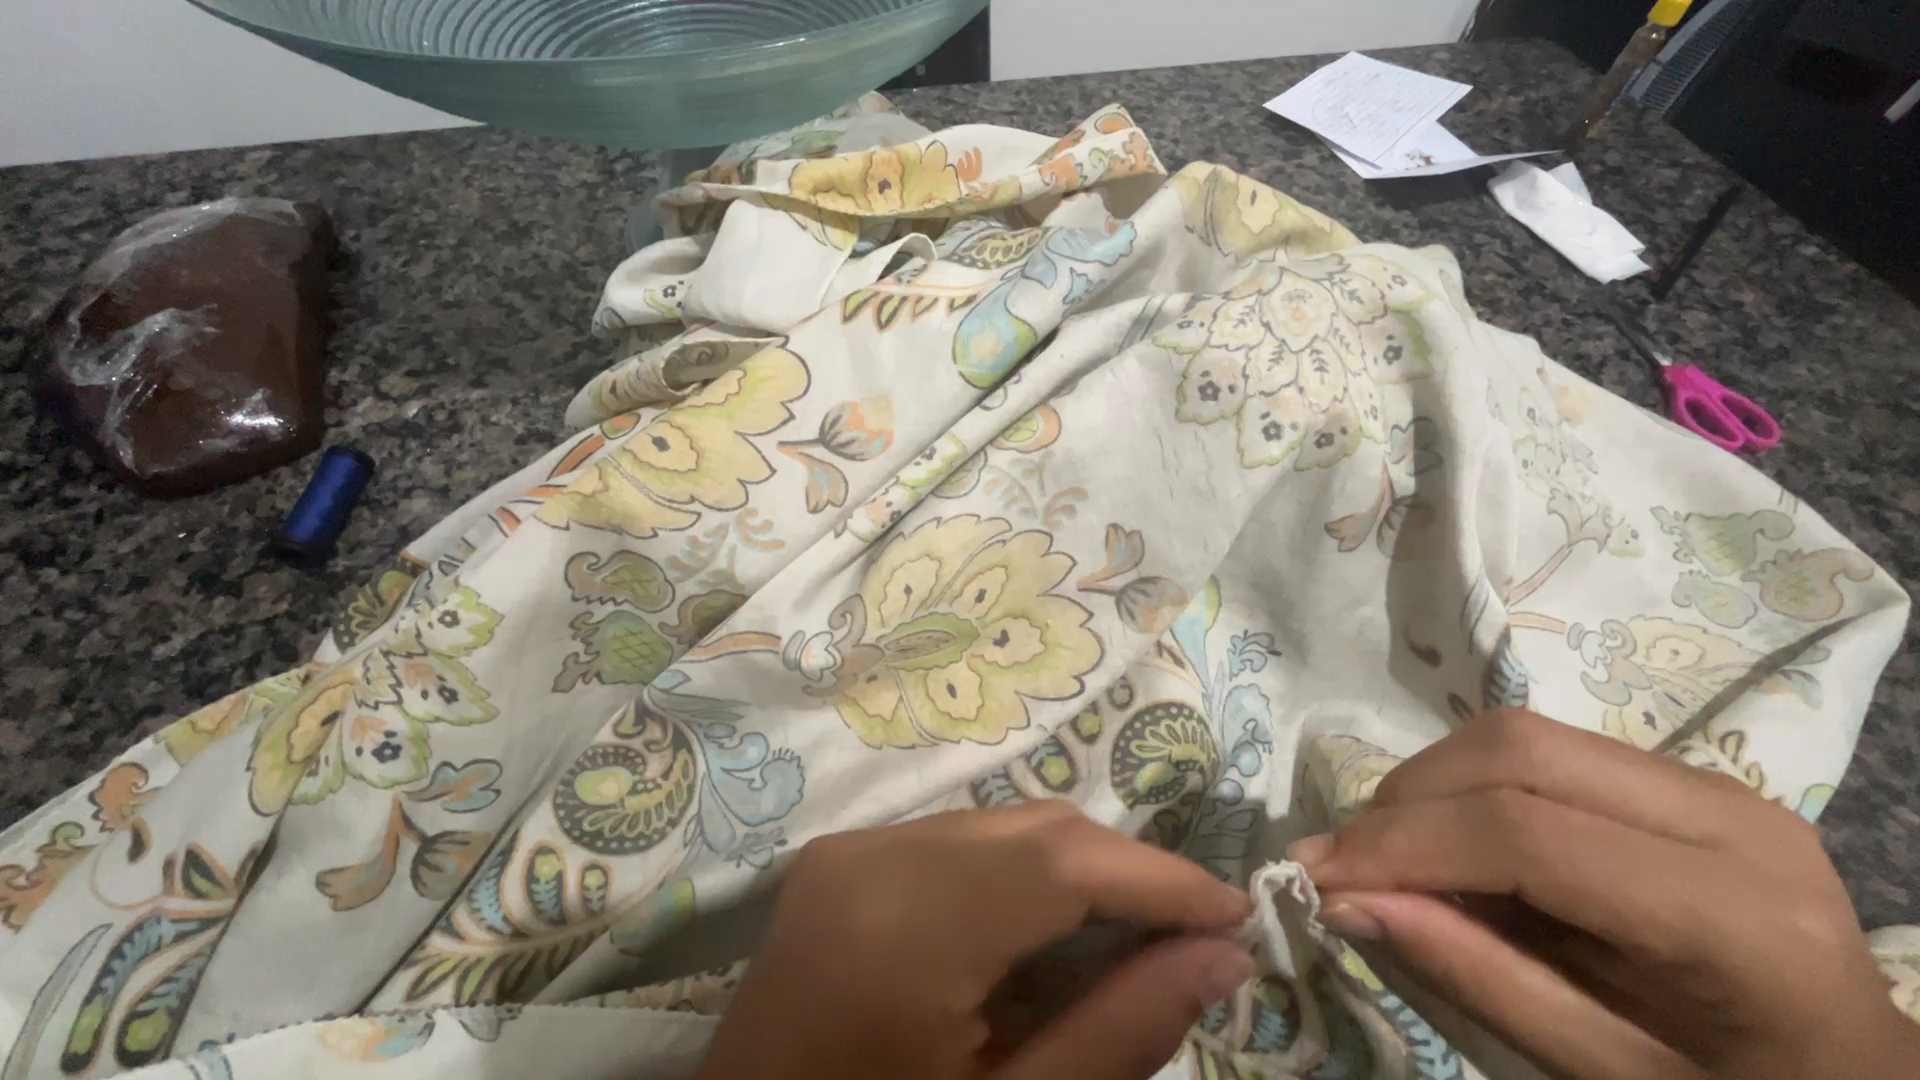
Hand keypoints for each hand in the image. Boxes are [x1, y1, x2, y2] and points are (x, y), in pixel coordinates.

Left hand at [696, 802, 1254, 1079]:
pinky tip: (1037, 936)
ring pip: (999, 827)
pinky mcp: (838, 858)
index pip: (1061, 862)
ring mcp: (848, 849)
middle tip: (1192, 937)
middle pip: (1033, 830)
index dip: (1160, 879)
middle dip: (1122, 873)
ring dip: (1072, 871)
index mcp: (904, 927)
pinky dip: (1015, 874)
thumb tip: (1222, 957)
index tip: (1237, 914)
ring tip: (1123, 940)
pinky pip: (955, 841)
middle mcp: (872, 856)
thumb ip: (1120, 1032)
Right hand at [1291, 708, 1919, 1079]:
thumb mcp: (1606, 1076)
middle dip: (1403, 801)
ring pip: (1514, 733)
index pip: (1526, 834)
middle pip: (1514, 752)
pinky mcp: (1676, 776)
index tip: (1313, 875)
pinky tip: (1451, 840)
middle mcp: (1728, 817)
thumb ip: (1474, 978)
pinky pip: (1536, 748)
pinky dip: (1463, 784)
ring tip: (1391, 855)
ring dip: (1426, 785)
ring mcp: (1708, 783)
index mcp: (1738, 916)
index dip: (1401, 845)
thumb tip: (1342, 902)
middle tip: (1343, 863)